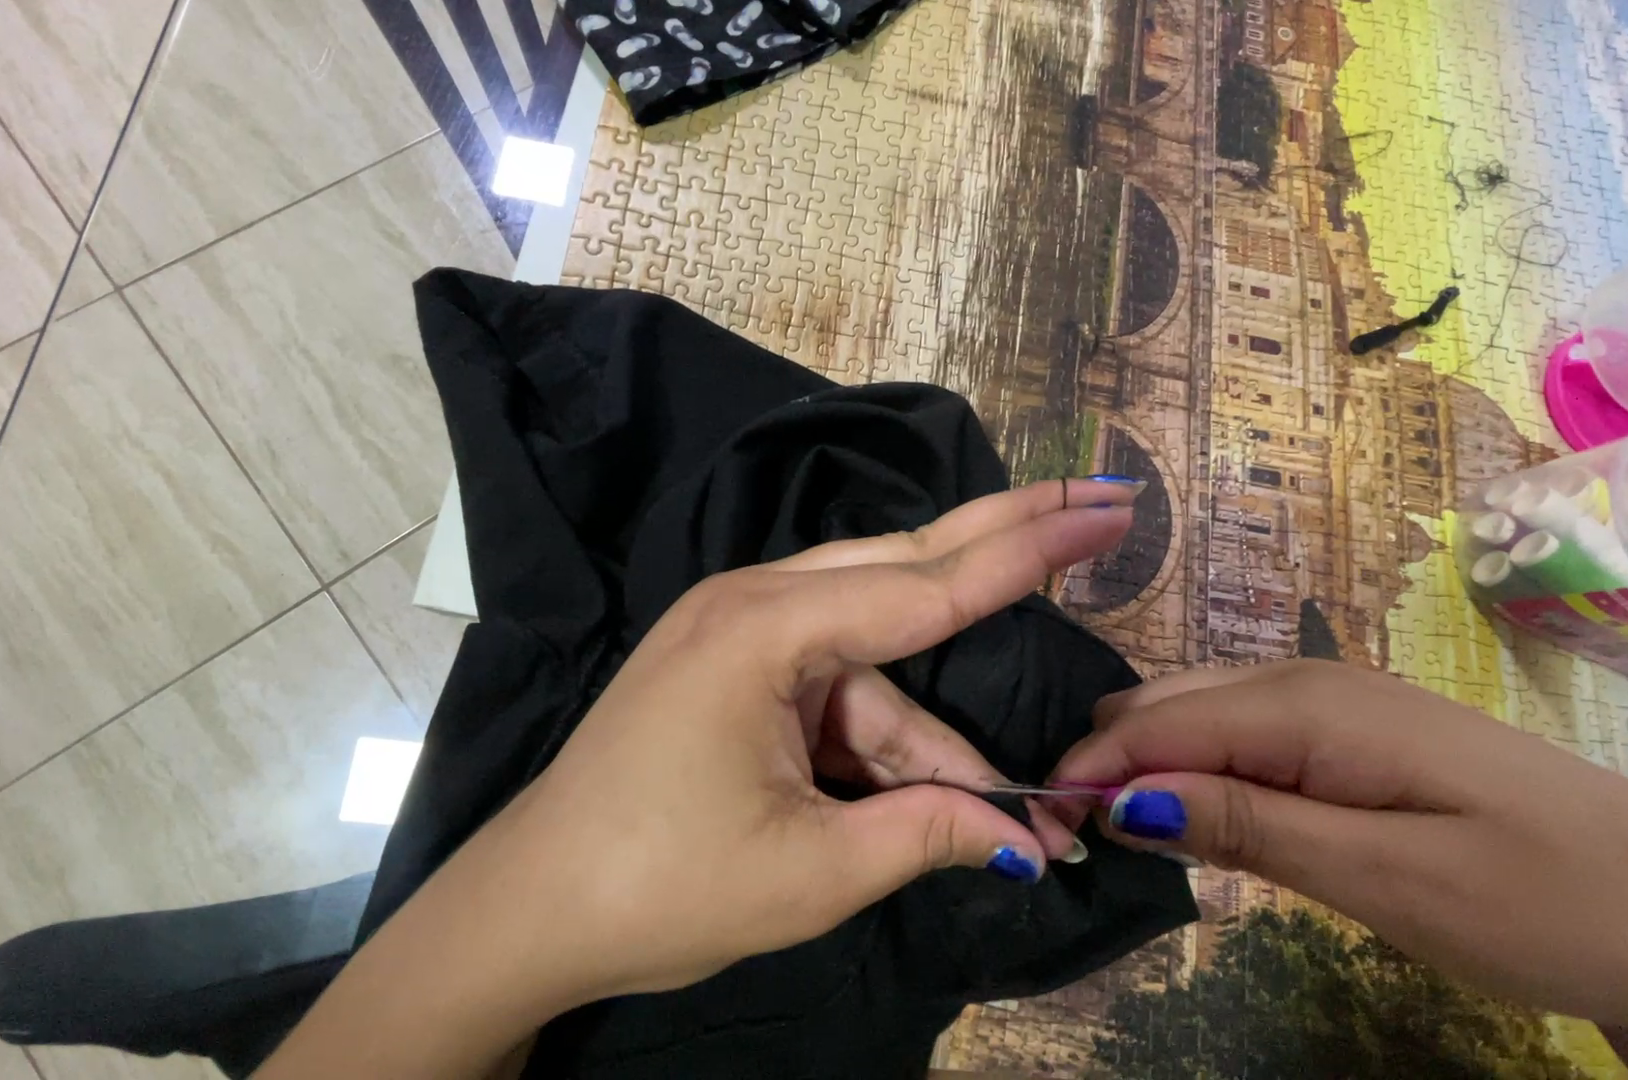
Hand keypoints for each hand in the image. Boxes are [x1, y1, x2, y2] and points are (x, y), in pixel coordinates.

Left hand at [258, 478, 1139, 1078]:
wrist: (527, 915)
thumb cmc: (659, 889)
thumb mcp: (809, 871)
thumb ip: (926, 834)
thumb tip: (1025, 838)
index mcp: (764, 629)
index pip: (926, 584)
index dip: (1026, 553)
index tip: (1101, 512)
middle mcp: (754, 604)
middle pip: (905, 568)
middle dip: (1003, 549)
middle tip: (1096, 507)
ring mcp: (743, 633)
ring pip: (878, 658)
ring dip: (935, 733)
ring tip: (1004, 805)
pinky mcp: (740, 670)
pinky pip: (840, 691)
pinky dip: (886, 742)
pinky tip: (928, 797)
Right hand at [1048, 660, 1627, 1026]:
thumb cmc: (1550, 902)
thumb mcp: (1391, 879)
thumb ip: (1247, 826)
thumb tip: (1121, 797)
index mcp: (1306, 706)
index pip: (1154, 724)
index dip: (1088, 773)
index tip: (1042, 830)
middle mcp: (1300, 681)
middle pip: (1159, 706)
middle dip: (1104, 765)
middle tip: (1078, 845)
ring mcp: (1321, 701)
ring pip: (1187, 714)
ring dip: (1139, 766)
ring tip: (1119, 836)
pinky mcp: (1337, 732)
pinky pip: (1228, 733)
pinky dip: (1186, 767)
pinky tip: (1187, 812)